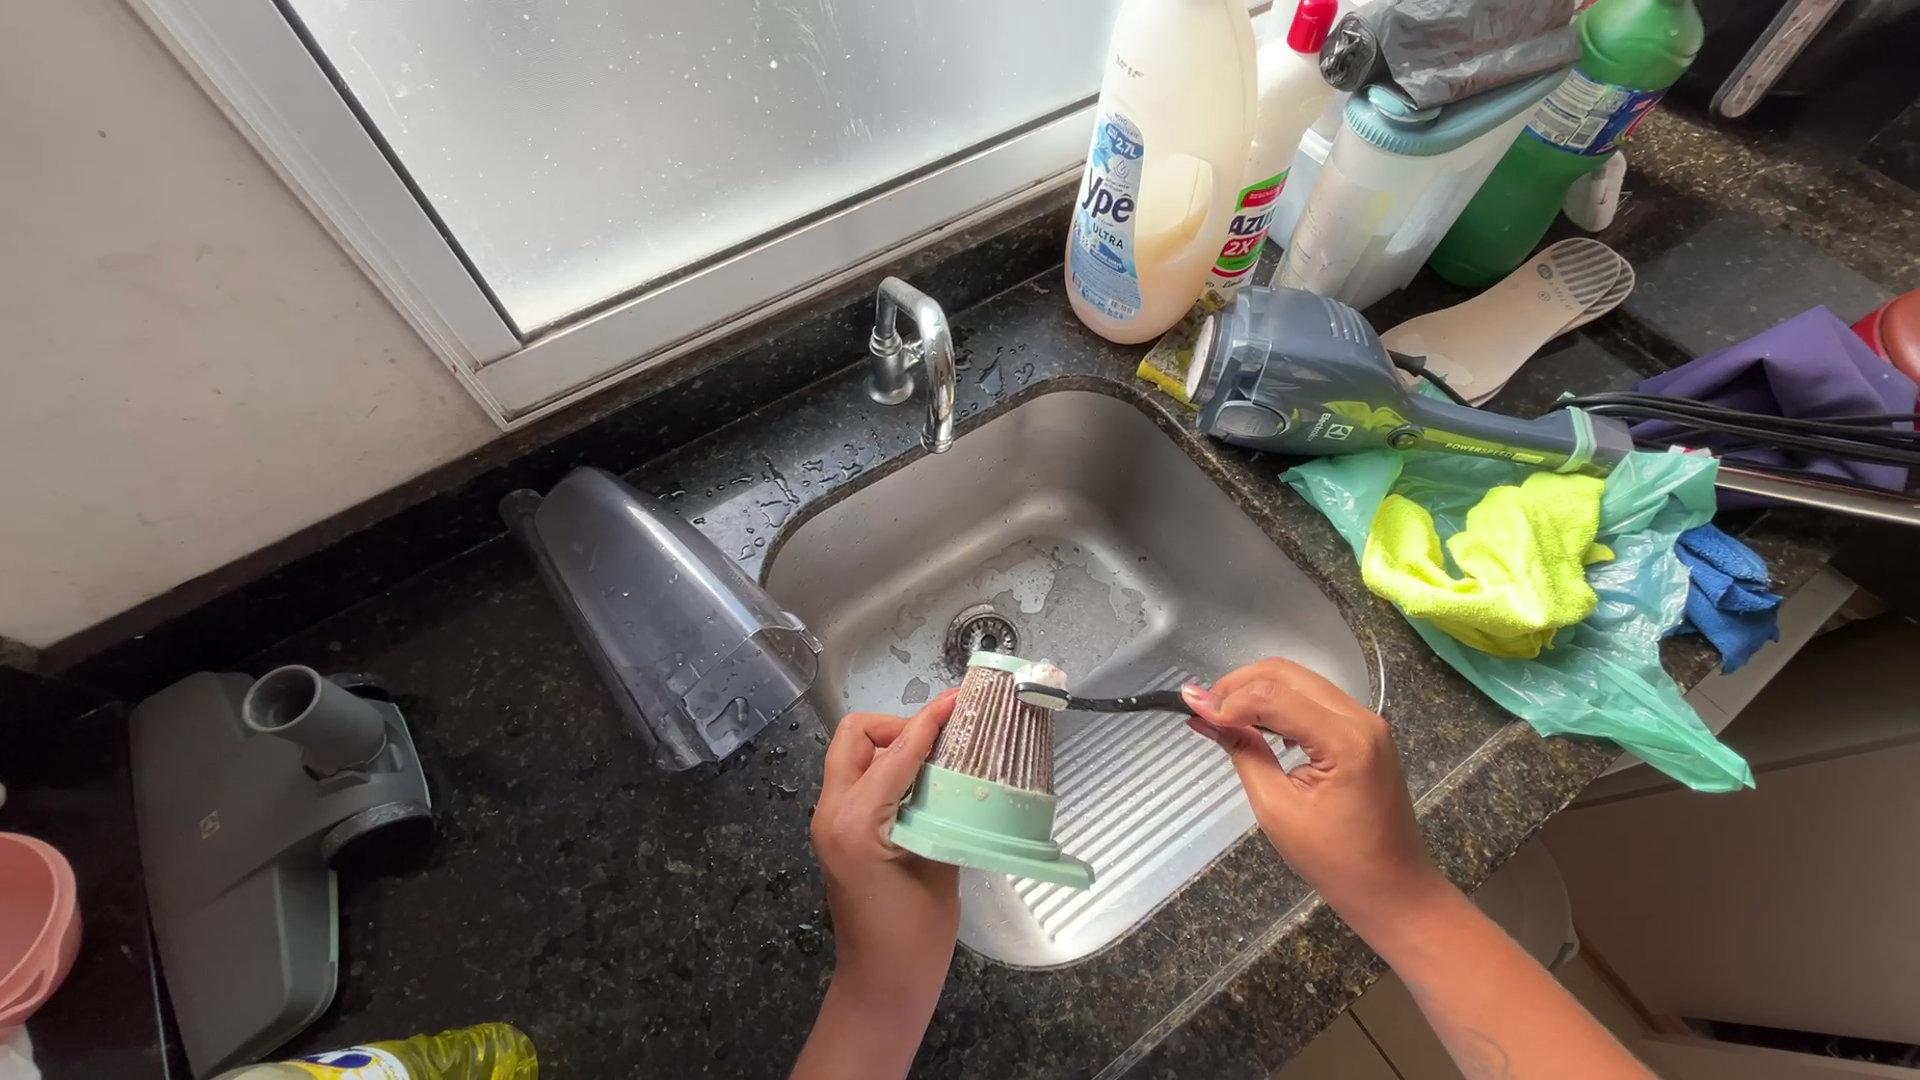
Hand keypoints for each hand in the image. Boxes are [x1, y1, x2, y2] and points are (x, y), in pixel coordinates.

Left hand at [811, 689, 961, 1007]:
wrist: (881, 988)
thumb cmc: (916, 939)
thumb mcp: (939, 864)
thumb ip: (943, 807)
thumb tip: (959, 765)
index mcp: (856, 822)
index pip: (897, 752)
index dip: (930, 722)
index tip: (958, 700)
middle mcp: (832, 813)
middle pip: (855, 735)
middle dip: (898, 726)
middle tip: (939, 743)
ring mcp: (829, 822)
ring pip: (853, 753)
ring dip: (891, 745)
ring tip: (935, 760)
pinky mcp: (837, 832)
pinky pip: (858, 779)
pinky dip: (887, 768)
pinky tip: (921, 784)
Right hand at [1181, 658, 1445, 934]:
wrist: (1396, 891)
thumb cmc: (1335, 861)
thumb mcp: (1275, 808)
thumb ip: (1242, 751)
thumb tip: (1202, 715)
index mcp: (1344, 741)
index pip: (1274, 696)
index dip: (1228, 700)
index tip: (1193, 710)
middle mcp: (1360, 719)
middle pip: (1286, 674)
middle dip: (1239, 685)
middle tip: (1204, 708)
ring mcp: (1366, 721)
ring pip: (1299, 679)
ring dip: (1257, 690)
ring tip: (1223, 714)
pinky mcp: (1363, 730)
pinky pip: (1313, 697)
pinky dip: (1279, 701)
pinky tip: (1258, 724)